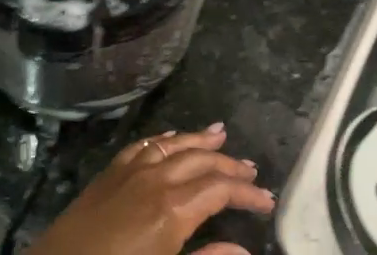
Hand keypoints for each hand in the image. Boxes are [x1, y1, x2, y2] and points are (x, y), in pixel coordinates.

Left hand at [27, 124, 275, 254]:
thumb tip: (244, 250)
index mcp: (172, 209)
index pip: (219, 190)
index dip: (246, 193)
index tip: (268, 200)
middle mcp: (153, 179)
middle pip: (198, 161)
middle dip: (228, 164)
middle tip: (252, 168)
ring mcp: (128, 172)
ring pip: (171, 145)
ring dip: (197, 140)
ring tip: (220, 133)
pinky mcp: (108, 173)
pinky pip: (142, 146)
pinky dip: (162, 139)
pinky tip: (171, 137)